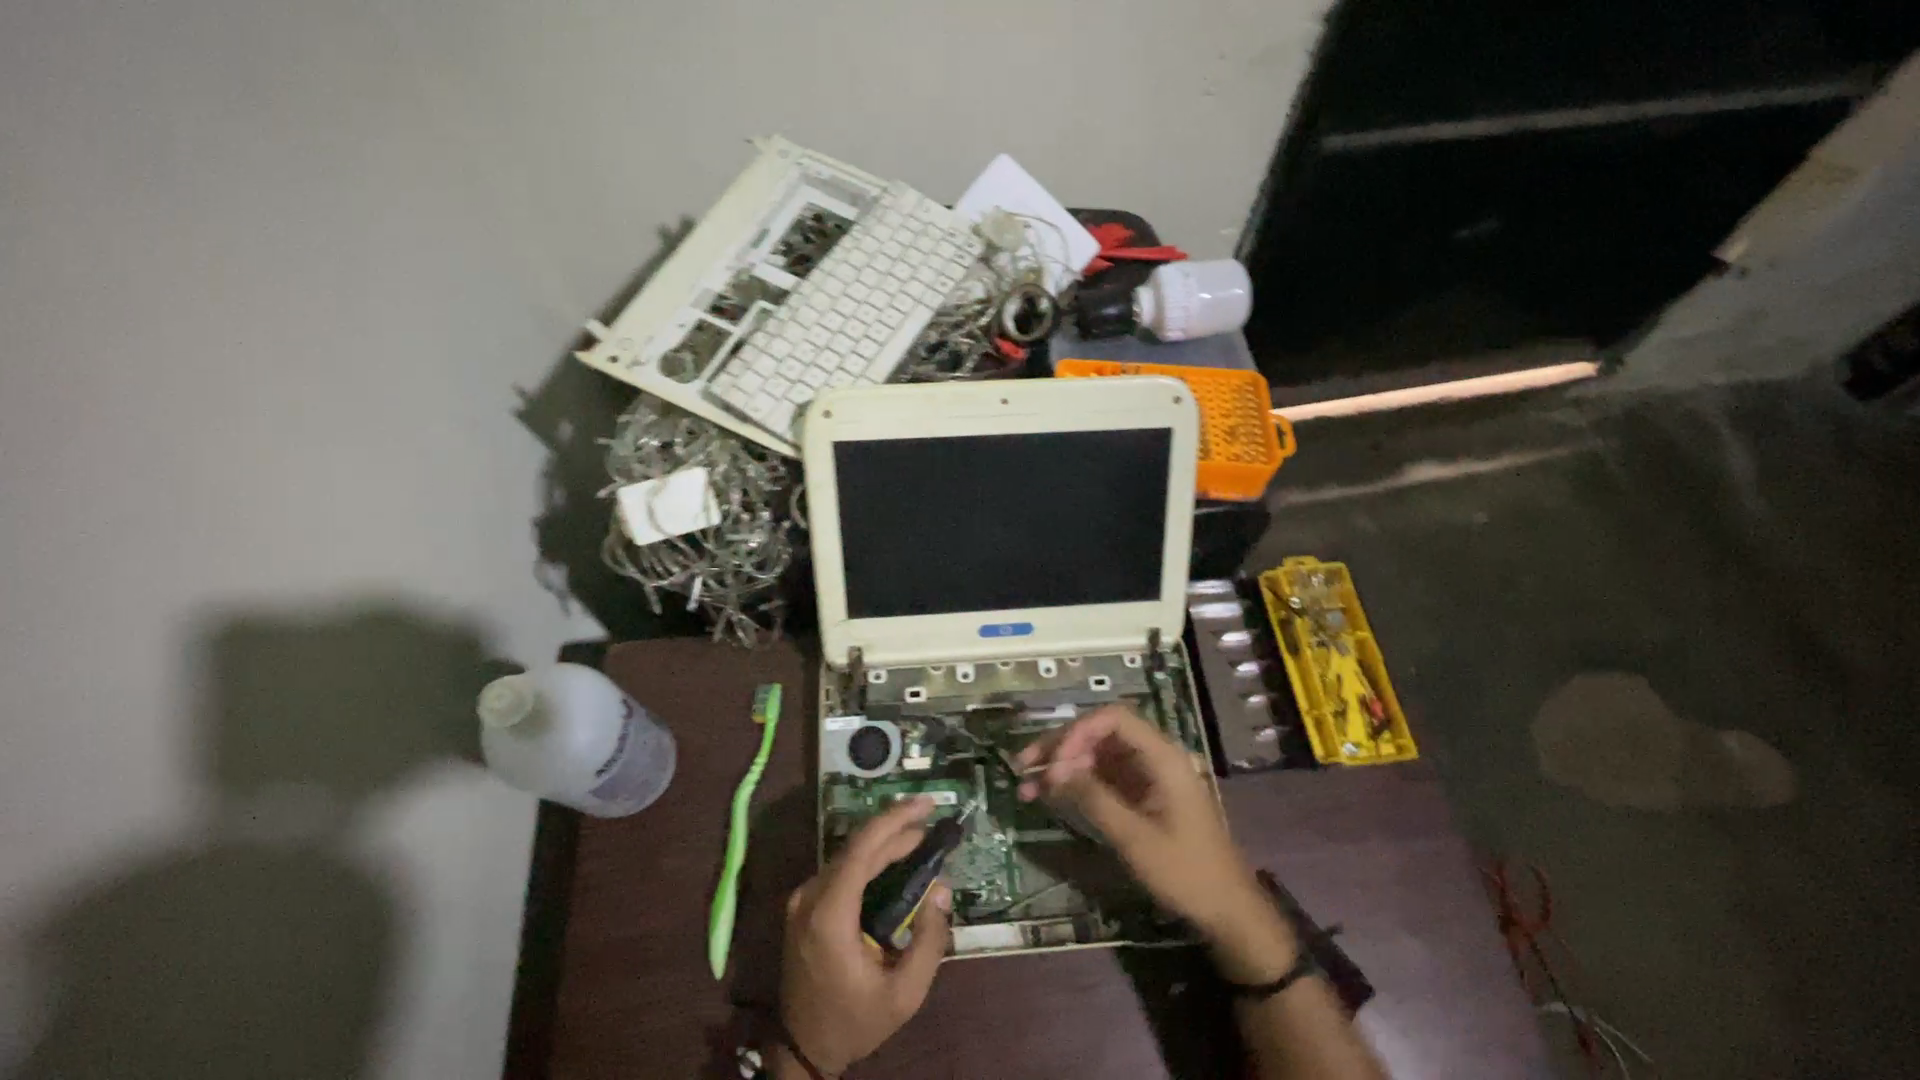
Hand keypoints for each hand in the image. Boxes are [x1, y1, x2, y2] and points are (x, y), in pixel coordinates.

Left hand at [777, 797, 950, 1075]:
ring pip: (847, 855)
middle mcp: (809, 897)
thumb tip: (942, 889)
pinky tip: (894, 860)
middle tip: (933, 821)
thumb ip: (928, 939)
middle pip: (856, 847)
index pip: (863, 849)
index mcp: (829, 914)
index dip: (896, 819)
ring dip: (884, 843)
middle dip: (897, 828)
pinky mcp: (803, 906)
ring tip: (920, 840)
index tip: (928, 803)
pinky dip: (869, 859)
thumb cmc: (855, 1021)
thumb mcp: (905, 992)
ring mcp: (802, 900)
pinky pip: (840, 870)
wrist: (803, 1047)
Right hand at [1015, 705, 1295, 979]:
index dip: (1079, 731)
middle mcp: (1154, 758)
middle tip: (1024, 766)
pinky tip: (1048, 796)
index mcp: (1163, 758)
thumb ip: (1094, 798)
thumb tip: (1054, 769)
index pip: (1114, 719)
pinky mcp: (1141, 797)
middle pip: (1101, 734)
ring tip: (1026, 785)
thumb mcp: (1135, 837)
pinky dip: (1076, 785)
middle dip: (1061, 747)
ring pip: (1097, 756)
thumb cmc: (1186, 871)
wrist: (1225, 909)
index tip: (1054, 761)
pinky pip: (1103, 779)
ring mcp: (1147, 777)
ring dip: (1063, 767)